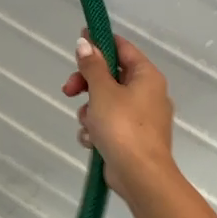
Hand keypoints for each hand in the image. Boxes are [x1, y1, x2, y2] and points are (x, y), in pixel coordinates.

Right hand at [61, 33, 178, 196]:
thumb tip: (85, 42)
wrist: (140, 175)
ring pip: (104, 102)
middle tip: (69, 90)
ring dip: (89, 112)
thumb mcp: (102, 91)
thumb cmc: (123, 127)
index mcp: (146, 77)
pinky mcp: (131, 138)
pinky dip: (97, 130)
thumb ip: (92, 65)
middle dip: (86, 85)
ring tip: (89, 125)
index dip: (99, 42)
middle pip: (109, 77)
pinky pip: (107, 124)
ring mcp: (140, 118)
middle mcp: (147, 93)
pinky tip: (93, 141)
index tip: (78, 42)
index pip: (122, 48)